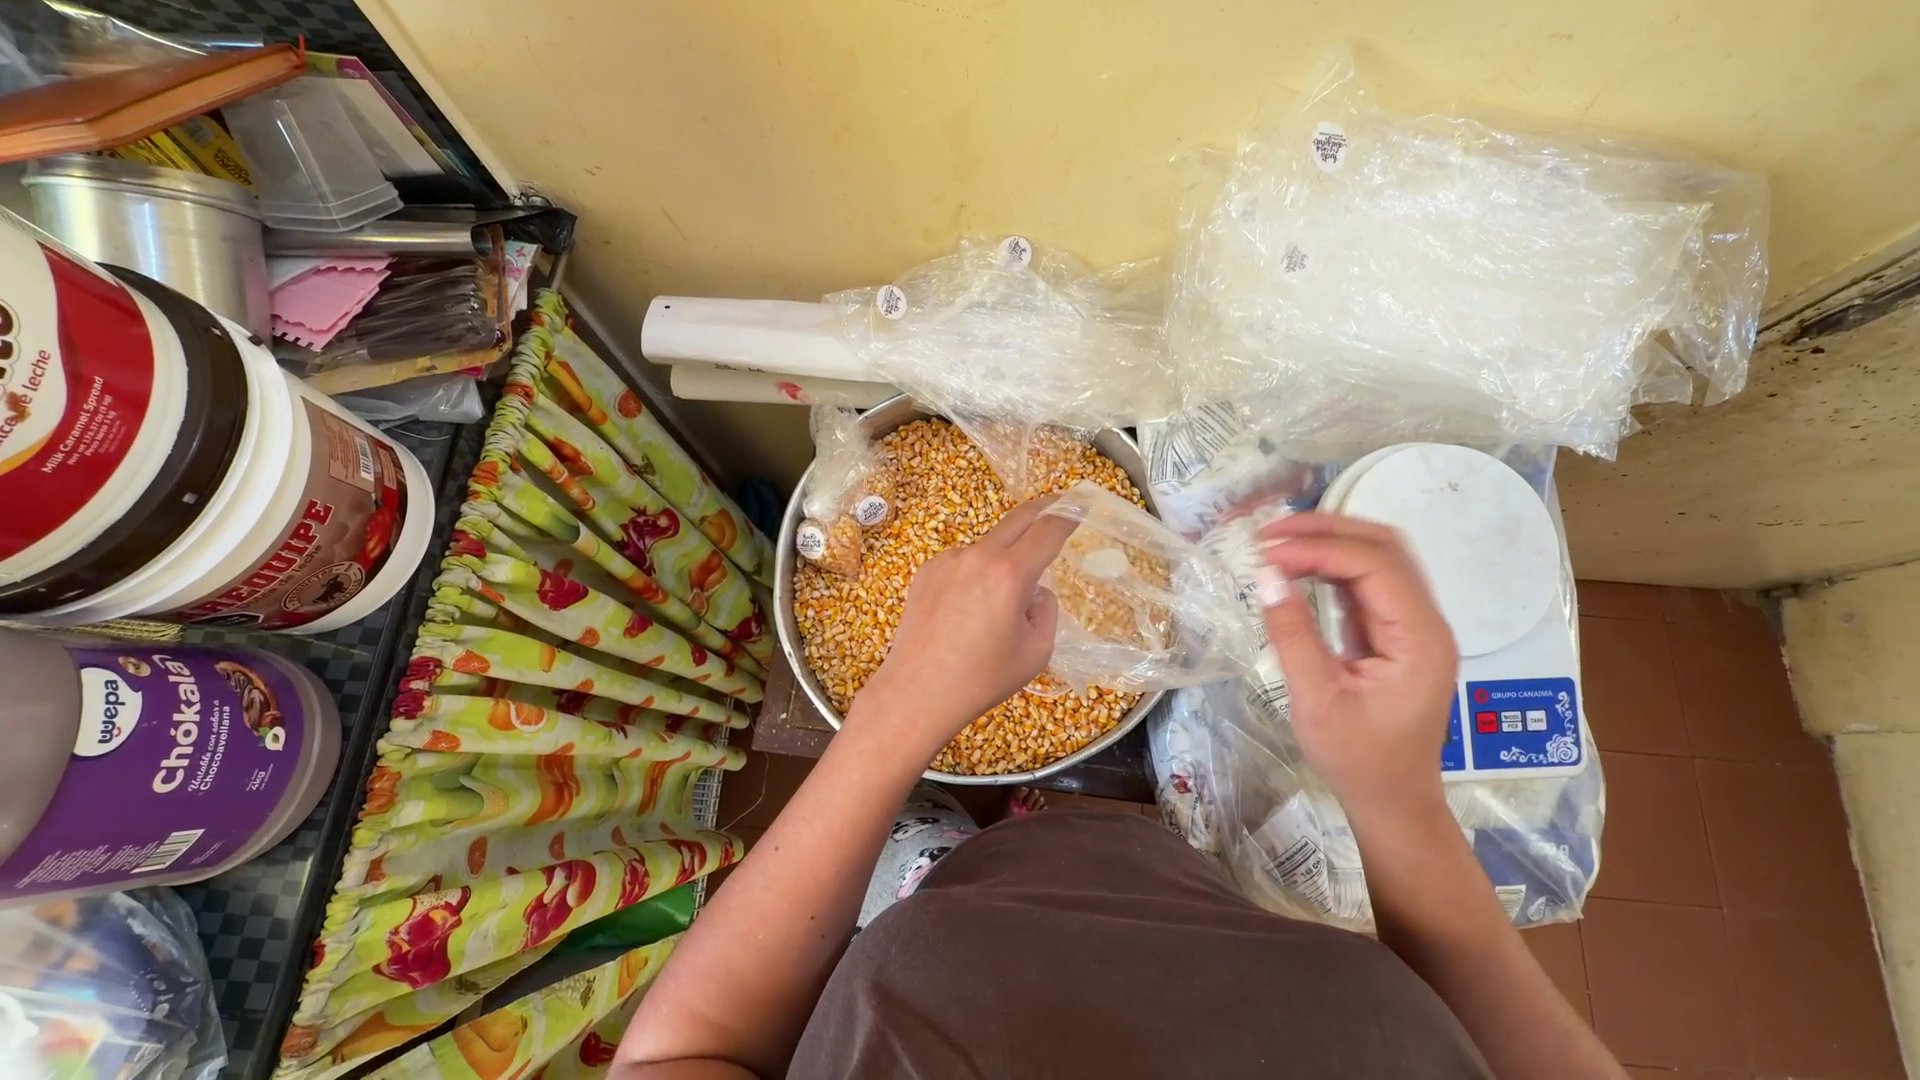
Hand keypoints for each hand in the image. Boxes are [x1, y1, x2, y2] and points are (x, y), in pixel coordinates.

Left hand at [849, 495, 1078, 758]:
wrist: (918, 692)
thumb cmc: (982, 679)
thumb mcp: (1036, 651)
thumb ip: (1045, 609)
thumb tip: (1034, 591)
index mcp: (1010, 575)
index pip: (1048, 530)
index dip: (1070, 515)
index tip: (1082, 506)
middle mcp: (977, 557)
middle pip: (1018, 518)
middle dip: (1044, 508)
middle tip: (1061, 505)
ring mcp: (947, 561)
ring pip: (988, 545)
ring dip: (1005, 554)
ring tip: (1000, 601)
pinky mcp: (927, 571)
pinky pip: (963, 562)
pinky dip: (976, 573)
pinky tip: (967, 610)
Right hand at [1256, 512, 1458, 818]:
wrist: (1392, 799)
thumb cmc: (1357, 759)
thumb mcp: (1316, 700)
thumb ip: (1293, 635)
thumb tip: (1266, 576)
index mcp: (1419, 639)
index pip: (1375, 566)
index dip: (1320, 549)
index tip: (1266, 553)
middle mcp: (1426, 622)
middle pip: (1385, 547)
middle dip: (1328, 530)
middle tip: (1270, 533)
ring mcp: (1414, 625)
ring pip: (1379, 557)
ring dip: (1330, 542)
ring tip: (1278, 543)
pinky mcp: (1394, 632)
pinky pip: (1367, 581)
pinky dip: (1331, 565)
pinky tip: (1297, 567)